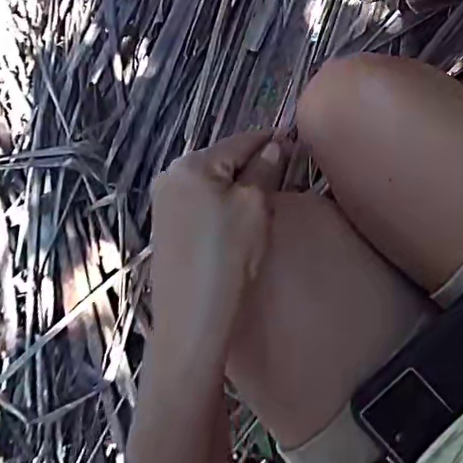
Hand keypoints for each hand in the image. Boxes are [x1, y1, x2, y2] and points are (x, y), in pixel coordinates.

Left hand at [148, 131, 283, 358]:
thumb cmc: (227, 256)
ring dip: (240, 186)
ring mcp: (165, 202)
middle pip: (225, 159)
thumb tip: (274, 146)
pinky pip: (203, 201)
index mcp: (191, 164)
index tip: (297, 142)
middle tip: (285, 180)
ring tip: (265, 205)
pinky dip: (224, 204)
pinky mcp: (166, 226)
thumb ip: (265, 169)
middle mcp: (171, 175)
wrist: (192, 322)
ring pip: (215, 181)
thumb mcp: (255, 206)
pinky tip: (239, 224)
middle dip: (255, 165)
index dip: (272, 141)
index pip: (241, 141)